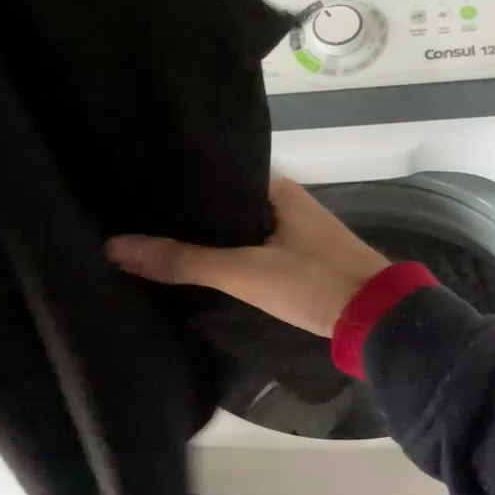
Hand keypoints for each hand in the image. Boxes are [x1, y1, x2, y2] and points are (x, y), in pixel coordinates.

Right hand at [106, 177, 389, 336]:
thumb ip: (185, 261)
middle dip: (185, 213)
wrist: (378, 319)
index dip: (176, 184)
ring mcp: (293, 231)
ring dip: (206, 236)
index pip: (214, 174)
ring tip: (151, 239)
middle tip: (131, 218)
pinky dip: (226, 255)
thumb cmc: (314, 283)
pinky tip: (197, 265)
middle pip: (223, 203)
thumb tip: (115, 247)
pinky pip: (251, 248)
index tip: (133, 190)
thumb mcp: (246, 272)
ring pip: (237, 228)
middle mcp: (284, 201)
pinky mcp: (298, 260)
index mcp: (275, 188)